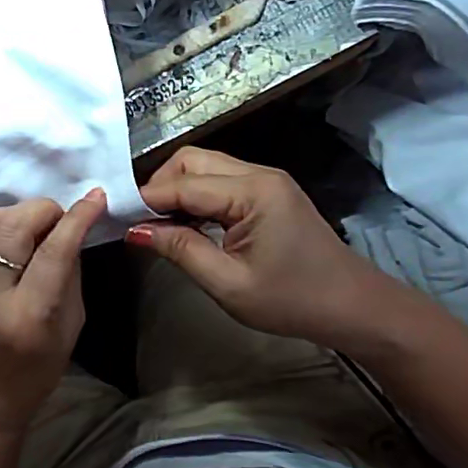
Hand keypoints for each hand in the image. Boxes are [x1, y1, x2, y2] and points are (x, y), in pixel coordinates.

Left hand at [0, 189, 107, 434]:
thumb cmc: (39, 369)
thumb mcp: (72, 323)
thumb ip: (70, 273)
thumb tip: (71, 231)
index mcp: (28, 314)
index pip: (54, 250)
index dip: (77, 217)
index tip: (96, 197)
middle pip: (13, 226)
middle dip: (44, 209)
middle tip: (63, 218)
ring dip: (19, 213)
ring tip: (38, 226)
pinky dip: (1, 224)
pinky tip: (17, 236)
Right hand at [131, 147, 404, 352]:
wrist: (352, 306)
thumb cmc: (292, 300)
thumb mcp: (228, 283)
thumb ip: (180, 250)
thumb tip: (135, 230)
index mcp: (252, 192)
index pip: (183, 185)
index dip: (146, 200)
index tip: (115, 218)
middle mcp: (259, 174)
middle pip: (192, 161)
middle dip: (160, 187)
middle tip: (140, 224)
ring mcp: (266, 181)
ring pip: (205, 168)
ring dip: (177, 191)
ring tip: (158, 227)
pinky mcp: (268, 193)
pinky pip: (221, 182)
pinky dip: (196, 197)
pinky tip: (186, 225)